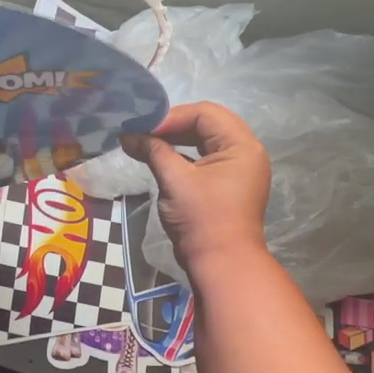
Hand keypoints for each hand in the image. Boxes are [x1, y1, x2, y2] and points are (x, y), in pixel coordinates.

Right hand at [120, 101, 270, 271]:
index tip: (141, 127)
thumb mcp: (175, 180)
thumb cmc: (201, 217)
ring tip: (144, 144)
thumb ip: (153, 151)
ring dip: (175, 138)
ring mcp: (237, 167)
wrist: (221, 259)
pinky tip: (158, 158)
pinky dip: (181, 153)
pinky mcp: (226, 182)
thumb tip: (128, 136)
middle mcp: (245, 151)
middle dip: (172, 125)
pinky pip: (204, 156)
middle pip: (208, 123)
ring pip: (205, 139)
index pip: (206, 113)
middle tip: (140, 133)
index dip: (171, 116)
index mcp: (241, 146)